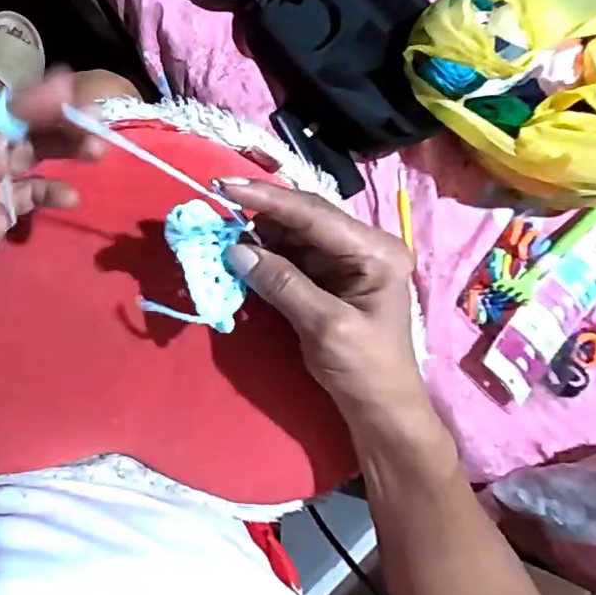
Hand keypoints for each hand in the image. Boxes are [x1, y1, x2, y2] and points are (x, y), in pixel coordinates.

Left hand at [0, 71, 98, 346]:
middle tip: (91, 116)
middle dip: (49, 122)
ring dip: (59, 150)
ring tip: (94, 150)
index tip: (62, 92)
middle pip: (9, 132)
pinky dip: (51, 192)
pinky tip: (70, 196)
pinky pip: (30, 195)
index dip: (20, 106)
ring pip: (25, 158)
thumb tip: (0, 146)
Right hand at [217, 180, 428, 425]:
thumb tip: (237, 250)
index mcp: (374, 251)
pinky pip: (288, 255)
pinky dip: (262, 254)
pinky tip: (240, 254)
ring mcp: (342, 260)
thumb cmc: (365, 368)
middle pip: (302, 216)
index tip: (226, 187)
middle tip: (217, 205)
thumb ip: (283, 284)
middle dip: (259, 211)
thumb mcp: (325, 326)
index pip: (314, 213)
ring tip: (222, 233)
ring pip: (291, 233)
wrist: (379, 407)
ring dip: (256, 233)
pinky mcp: (324, 276)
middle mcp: (360, 246)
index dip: (268, 198)